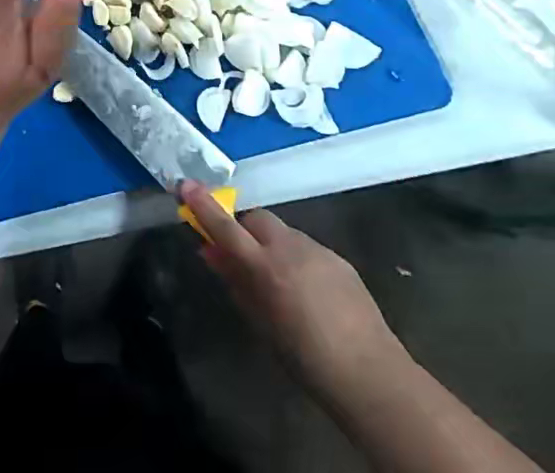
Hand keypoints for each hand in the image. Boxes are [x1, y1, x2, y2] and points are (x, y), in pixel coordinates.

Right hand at [181, 181, 403, 384]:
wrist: (368, 371)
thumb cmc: (304, 357)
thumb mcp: (260, 322)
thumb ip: (236, 281)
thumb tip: (211, 253)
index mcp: (266, 267)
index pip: (226, 227)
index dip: (204, 206)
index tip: (186, 184)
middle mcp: (291, 247)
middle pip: (257, 220)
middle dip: (244, 230)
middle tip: (240, 257)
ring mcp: (318, 249)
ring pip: (283, 234)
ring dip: (271, 247)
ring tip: (277, 283)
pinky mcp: (338, 259)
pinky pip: (306, 249)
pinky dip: (296, 259)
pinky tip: (307, 293)